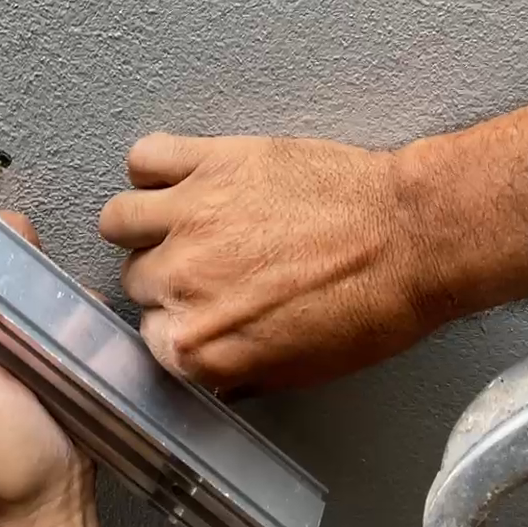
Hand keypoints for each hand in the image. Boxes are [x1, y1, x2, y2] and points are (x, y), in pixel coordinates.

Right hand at [98, 133, 454, 390]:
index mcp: (199, 345)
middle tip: (202, 261)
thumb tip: (207, 360)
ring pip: (118, 218)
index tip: (195, 306)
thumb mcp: (300, 370)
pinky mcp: (212, 162)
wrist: (409, 237)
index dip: (177, 320)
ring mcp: (192, 216)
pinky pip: (146, 156)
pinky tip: (180, 173)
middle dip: (166, 274)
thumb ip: (233, 370)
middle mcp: (182, 282)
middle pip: (136, 278)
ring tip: (175, 217)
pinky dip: (155, 165)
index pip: (150, 337)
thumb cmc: (371, 305)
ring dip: (142, 222)